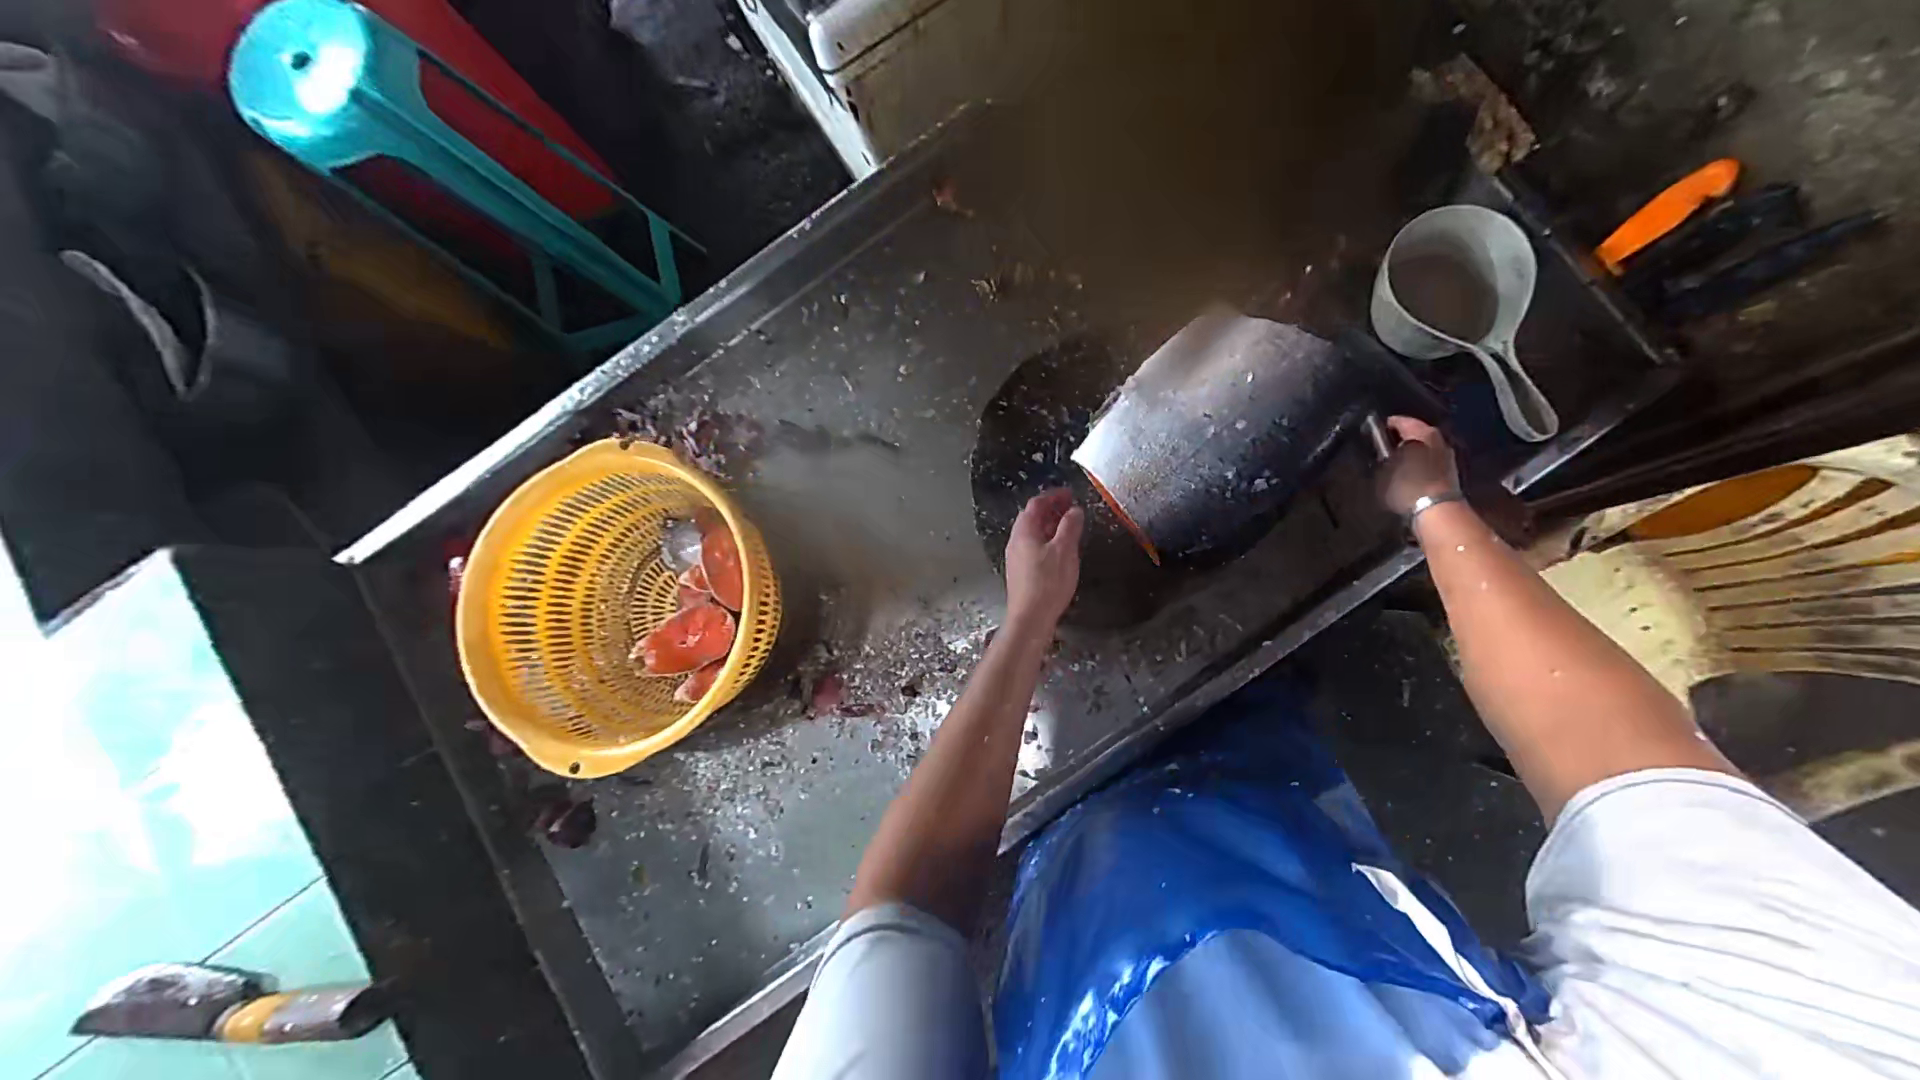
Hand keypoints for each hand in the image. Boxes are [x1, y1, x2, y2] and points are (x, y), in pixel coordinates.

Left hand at [1004, 489, 1084, 632]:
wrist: (1030, 618)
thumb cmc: (1047, 584)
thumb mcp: (1065, 550)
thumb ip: (1070, 527)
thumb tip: (1074, 511)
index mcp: (1024, 532)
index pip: (1036, 504)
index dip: (1052, 496)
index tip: (1068, 493)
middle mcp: (1016, 542)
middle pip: (1031, 518)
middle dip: (1051, 509)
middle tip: (1069, 507)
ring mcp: (1016, 558)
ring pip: (1033, 534)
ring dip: (1049, 525)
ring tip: (1068, 526)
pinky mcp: (1021, 572)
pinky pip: (1034, 548)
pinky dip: (1047, 540)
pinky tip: (1060, 549)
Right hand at [1379, 416, 1459, 515]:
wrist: (1436, 510)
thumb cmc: (1407, 485)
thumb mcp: (1384, 468)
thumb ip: (1381, 454)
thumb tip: (1379, 448)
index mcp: (1422, 432)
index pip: (1399, 420)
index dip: (1384, 425)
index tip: (1370, 432)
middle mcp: (1437, 438)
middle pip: (1414, 432)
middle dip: (1398, 438)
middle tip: (1380, 447)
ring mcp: (1446, 455)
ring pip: (1422, 446)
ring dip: (1408, 452)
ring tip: (1391, 462)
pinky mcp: (1449, 471)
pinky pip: (1428, 460)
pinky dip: (1416, 463)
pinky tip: (1405, 473)